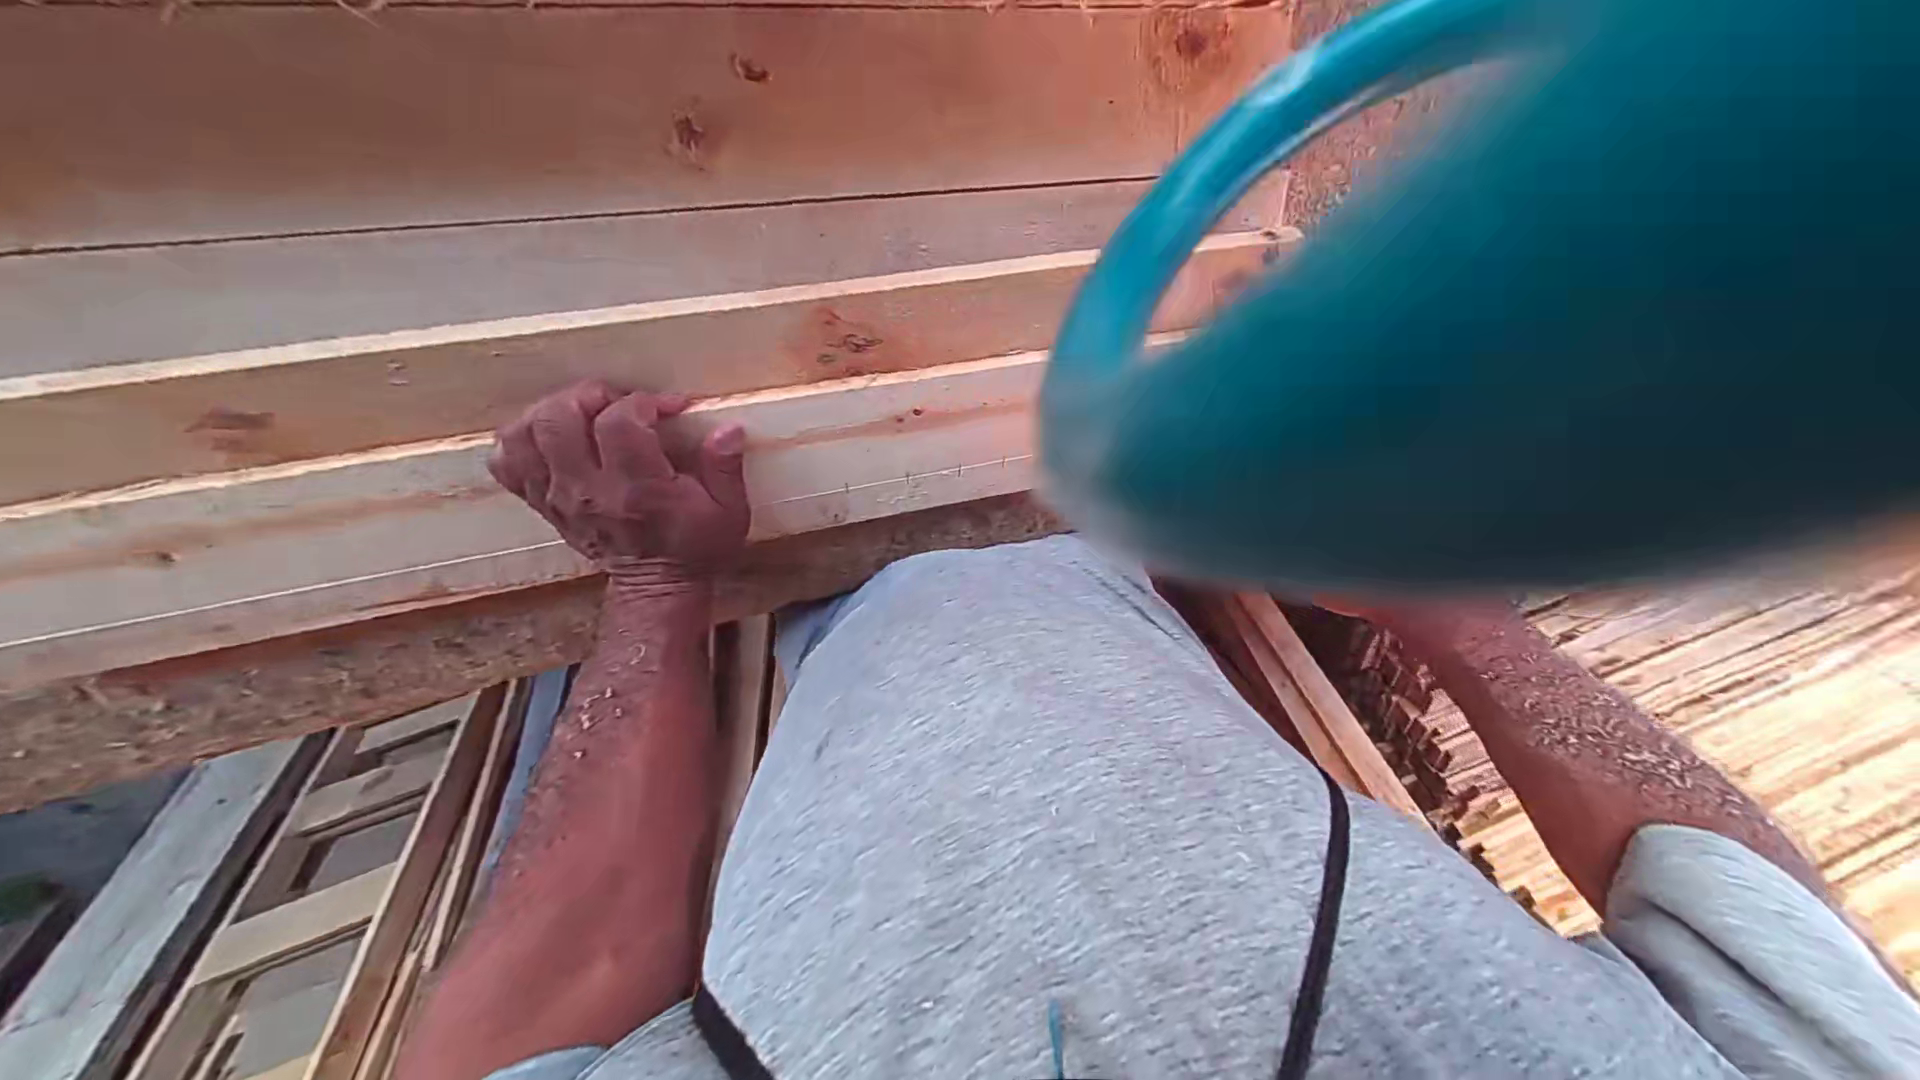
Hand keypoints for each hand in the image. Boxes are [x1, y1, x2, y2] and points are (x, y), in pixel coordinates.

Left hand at [488, 381, 748, 578]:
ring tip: (586, 414)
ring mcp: (559, 498)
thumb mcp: (729, 511)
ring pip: (524, 434)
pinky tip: (555, 438)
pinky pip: (508, 461)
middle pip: (559, 417)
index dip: (644, 401)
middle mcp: (590, 491)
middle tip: (620, 402)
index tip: (668, 407)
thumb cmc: (696, 548)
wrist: (659, 587)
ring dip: (552, 411)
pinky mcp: (544, 505)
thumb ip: (726, 467)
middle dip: (591, 395)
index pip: (619, 422)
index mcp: (639, 490)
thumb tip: (728, 429)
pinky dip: (523, 439)